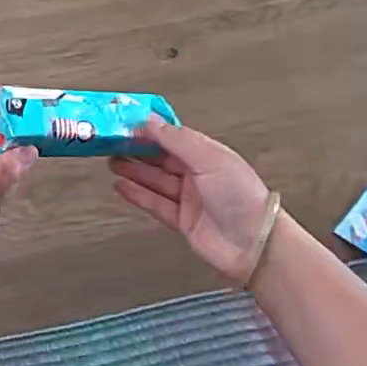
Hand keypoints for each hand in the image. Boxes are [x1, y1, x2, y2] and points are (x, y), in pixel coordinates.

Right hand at [110, 115, 274, 281]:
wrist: (254, 244)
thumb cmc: (241, 197)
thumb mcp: (209, 158)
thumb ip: (177, 140)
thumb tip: (151, 121)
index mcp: (208, 154)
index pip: (174, 137)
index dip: (152, 131)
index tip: (130, 124)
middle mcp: (198, 174)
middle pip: (162, 158)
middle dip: (138, 150)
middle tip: (114, 142)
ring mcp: (190, 198)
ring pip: (155, 180)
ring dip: (134, 170)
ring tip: (112, 161)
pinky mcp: (183, 220)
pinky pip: (155, 203)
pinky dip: (137, 195)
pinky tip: (122, 186)